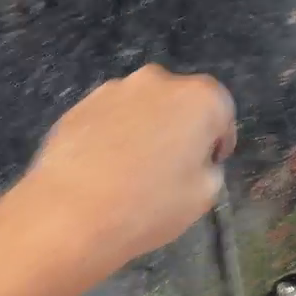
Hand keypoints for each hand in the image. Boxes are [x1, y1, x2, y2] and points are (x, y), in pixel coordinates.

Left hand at [16, 64, 236, 272]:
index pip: (222, 110)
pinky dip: (113, 136)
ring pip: (142, 108)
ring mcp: (113, 90)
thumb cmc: (150, 205)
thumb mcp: (204, 196)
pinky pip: (109, 118)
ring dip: (145, 130)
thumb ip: (210, 168)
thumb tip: (195, 160)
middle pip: (179, 102)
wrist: (72, 214)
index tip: (210, 163)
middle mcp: (157, 81)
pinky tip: (105, 170)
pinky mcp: (80, 105)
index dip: (219, 139)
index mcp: (198, 99)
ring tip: (132, 171)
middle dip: (180, 128)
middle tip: (172, 168)